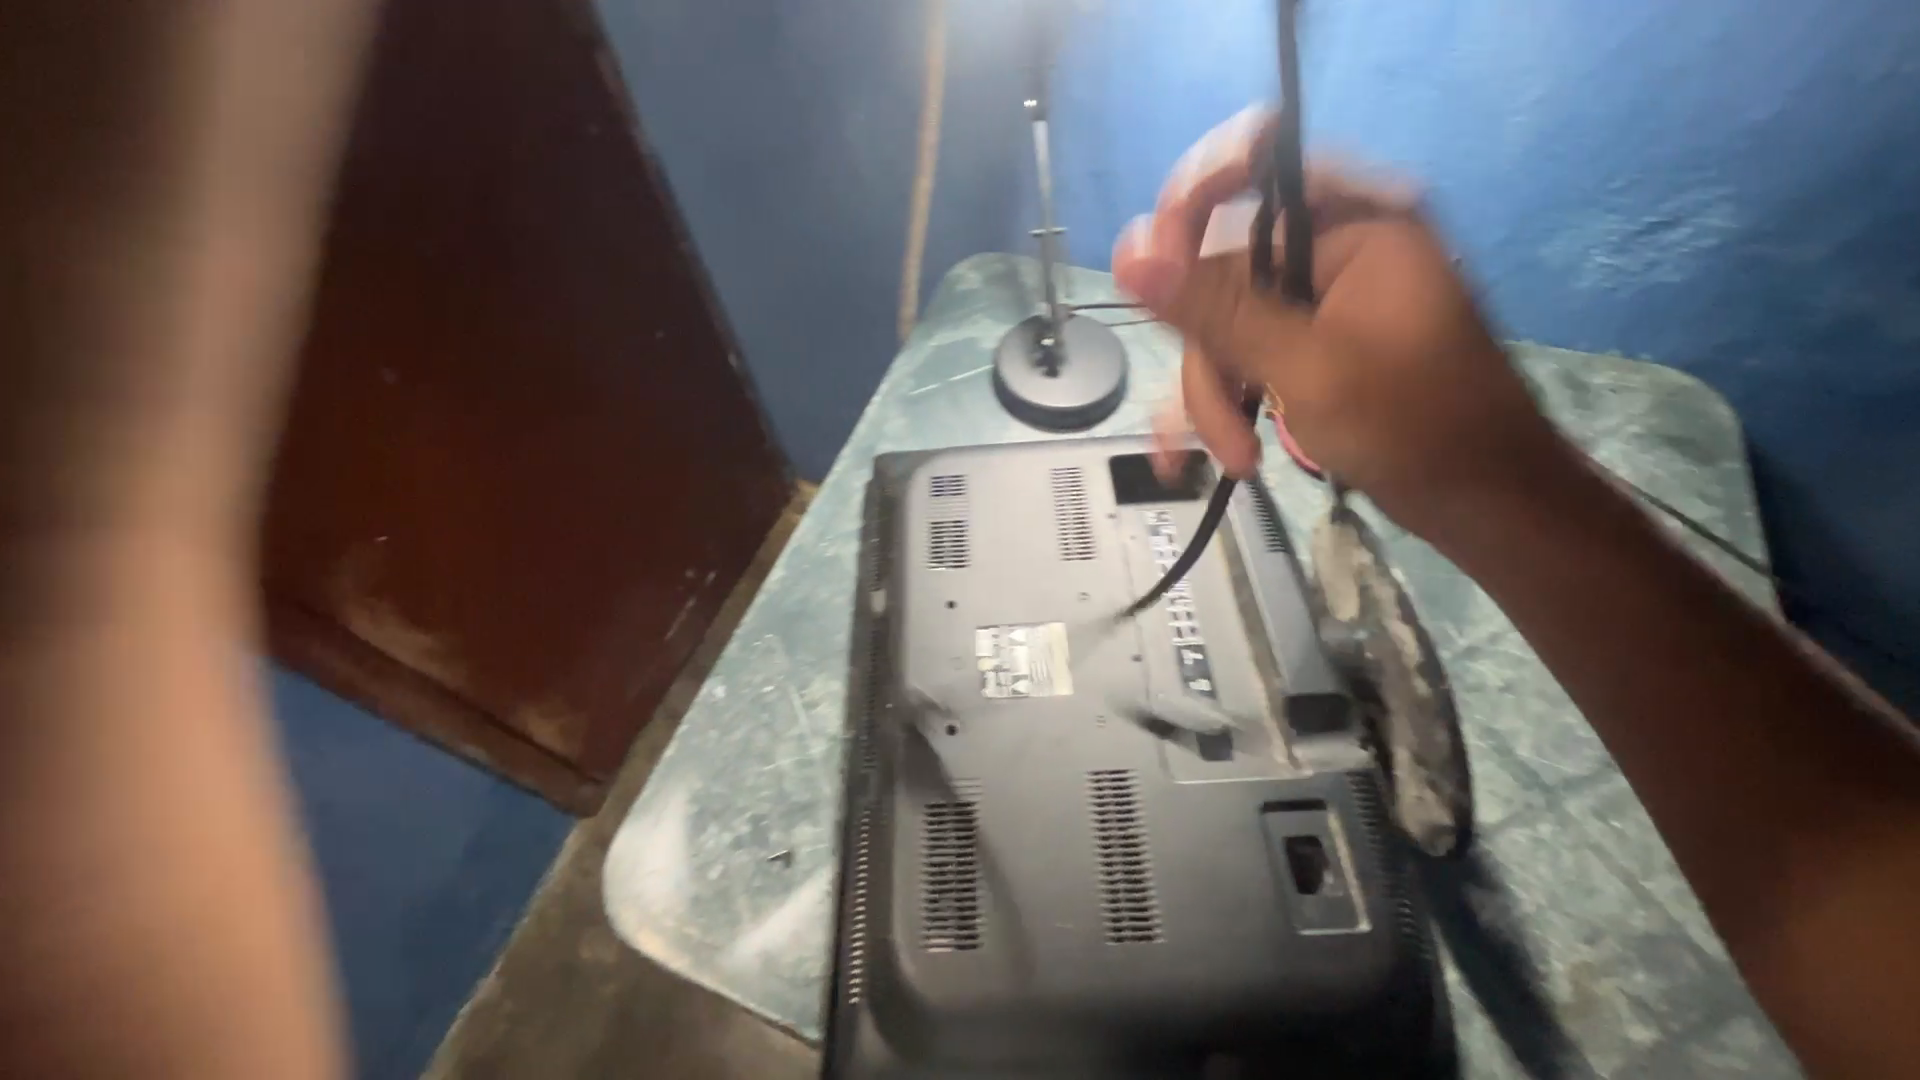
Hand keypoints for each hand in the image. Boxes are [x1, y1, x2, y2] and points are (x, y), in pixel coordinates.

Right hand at [1111, 109, 1569, 535]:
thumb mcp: (1304, 366)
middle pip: (1222, 271)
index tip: (1154, 279)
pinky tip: (1219, 456)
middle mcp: (1333, 248)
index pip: (1251, 166)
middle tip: (1215, 424)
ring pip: (1223, 327)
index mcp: (1356, 221)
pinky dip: (1226, 405)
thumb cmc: (1414, 427)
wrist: (1479, 501)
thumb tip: (1128, 249)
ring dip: (1214, 397)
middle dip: (1209, 357)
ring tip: (1235, 460)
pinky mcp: (1306, 346)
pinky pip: (1241, 358)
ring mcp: (1316, 302)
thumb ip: (1215, 308)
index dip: (1189, 209)